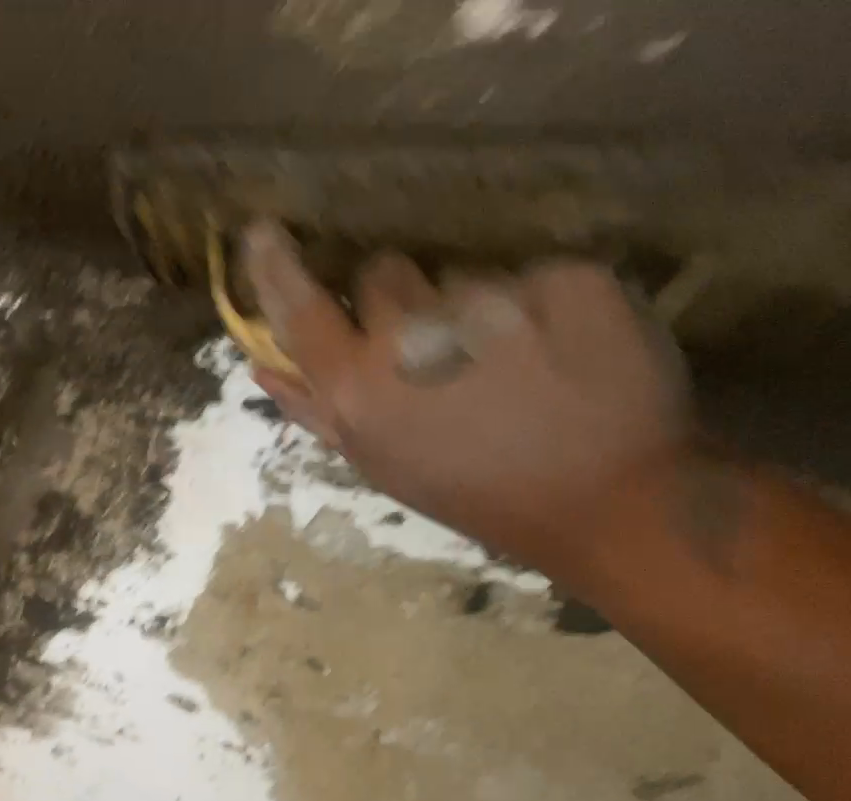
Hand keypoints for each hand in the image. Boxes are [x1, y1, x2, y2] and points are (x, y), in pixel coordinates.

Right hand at [241, 220, 693, 570]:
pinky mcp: (568, 281)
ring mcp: (492, 302)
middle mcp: (411, 334)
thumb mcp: (375, 461)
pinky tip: (558, 349)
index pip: (298, 308)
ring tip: (505, 359)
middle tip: (431, 347)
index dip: (276, 269)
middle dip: (397, 300)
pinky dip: (541, 304)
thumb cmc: (467, 491)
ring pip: (459, 275)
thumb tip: (262, 364)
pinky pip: (532, 274)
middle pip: (382, 274)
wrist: (604, 501)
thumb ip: (313, 408)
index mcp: (357, 384)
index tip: (264, 233)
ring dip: (469, 306)